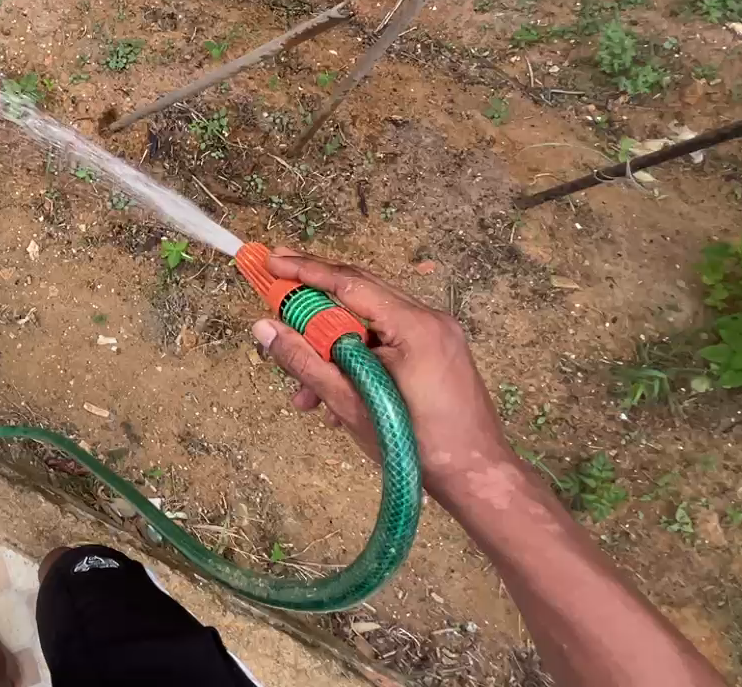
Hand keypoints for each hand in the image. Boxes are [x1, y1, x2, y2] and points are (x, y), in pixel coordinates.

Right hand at [252, 247, 511, 501]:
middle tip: (274, 278)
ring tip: (300, 382)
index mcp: (415, 327)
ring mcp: (435, 335)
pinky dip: (352, 355)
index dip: (305, 270)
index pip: (349, 283)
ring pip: (366, 320)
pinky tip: (331, 392)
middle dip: (312, 293)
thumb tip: (263, 328)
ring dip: (328, 340)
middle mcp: (429, 321)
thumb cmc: (416, 444)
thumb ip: (302, 359)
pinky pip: (381, 339)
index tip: (272, 260)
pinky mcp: (434, 352)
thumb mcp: (348, 401)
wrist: (478, 481)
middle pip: (357, 291)